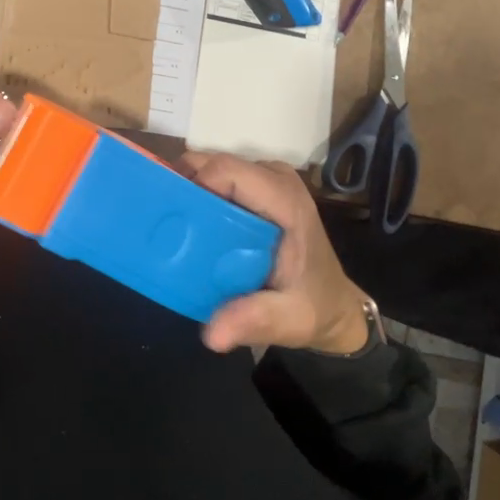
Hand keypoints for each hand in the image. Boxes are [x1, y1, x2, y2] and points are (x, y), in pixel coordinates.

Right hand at [179, 152, 373, 354]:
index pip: (227, 171)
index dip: (193, 184)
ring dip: (190, 189)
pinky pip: (220, 176)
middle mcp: (276, 179)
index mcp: (285, 201)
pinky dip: (201, 192)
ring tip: (172, 222)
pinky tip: (190, 222)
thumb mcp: (287, 321)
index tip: (170, 217)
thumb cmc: (313, 307)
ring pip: (213, 166)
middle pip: (215, 163)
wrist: (335, 305)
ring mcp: (268, 178)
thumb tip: (212, 335)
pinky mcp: (260, 185)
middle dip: (185, 185)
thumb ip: (253, 321)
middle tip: (164, 222)